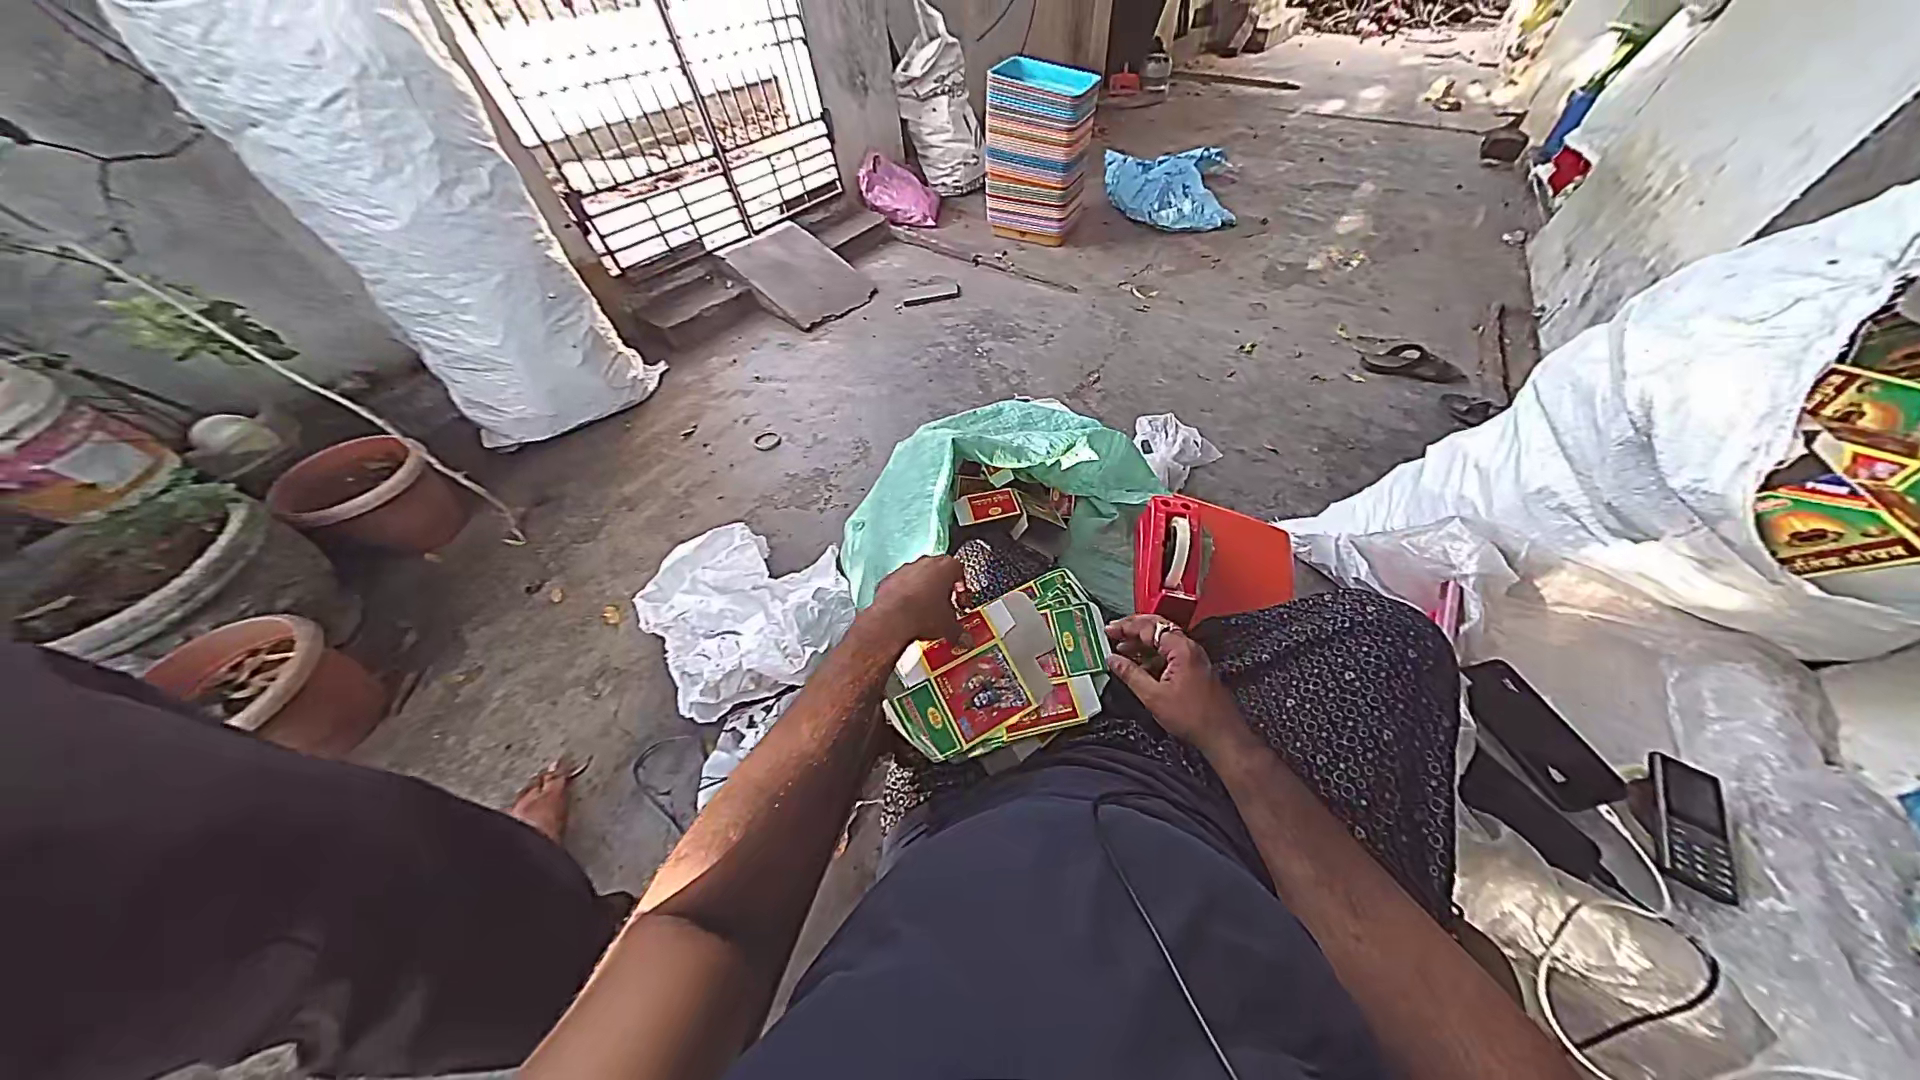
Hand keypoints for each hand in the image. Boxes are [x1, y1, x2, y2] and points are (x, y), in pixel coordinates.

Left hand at [864, 555, 964, 643]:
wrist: (891, 621)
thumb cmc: (921, 615)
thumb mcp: (949, 626)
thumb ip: (959, 630)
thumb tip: (962, 637)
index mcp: (946, 567)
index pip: (959, 570)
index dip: (961, 588)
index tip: (960, 601)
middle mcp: (925, 564)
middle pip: (938, 571)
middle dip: (941, 588)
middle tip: (944, 606)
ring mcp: (905, 570)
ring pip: (918, 577)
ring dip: (922, 591)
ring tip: (924, 612)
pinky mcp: (888, 580)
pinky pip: (900, 585)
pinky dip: (904, 596)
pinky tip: (907, 613)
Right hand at [1105, 615, 1247, 754]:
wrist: (1222, 735)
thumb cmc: (1195, 717)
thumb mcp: (1153, 696)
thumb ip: (1130, 674)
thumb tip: (1113, 660)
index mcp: (1181, 649)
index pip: (1149, 626)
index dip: (1126, 627)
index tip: (1110, 630)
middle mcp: (1189, 648)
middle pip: (1157, 628)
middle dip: (1133, 630)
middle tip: (1114, 633)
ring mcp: (1193, 658)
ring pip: (1163, 641)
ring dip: (1141, 643)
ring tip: (1122, 651)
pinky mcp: (1194, 668)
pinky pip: (1169, 653)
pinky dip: (1152, 655)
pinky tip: (1140, 665)